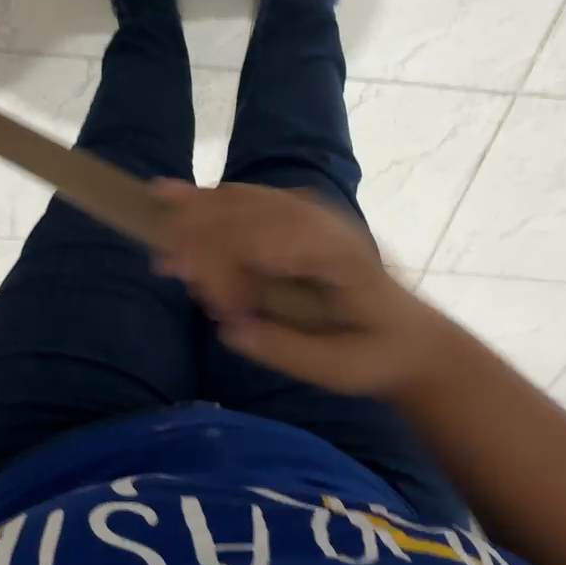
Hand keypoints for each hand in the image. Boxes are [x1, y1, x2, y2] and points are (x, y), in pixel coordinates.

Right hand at [153, 180, 458, 397]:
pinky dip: (210, 200)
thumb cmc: (373, 356)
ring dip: (200, 208)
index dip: (230, 266)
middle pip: (253, 214)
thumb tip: (229, 329)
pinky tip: (175, 195)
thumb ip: (284, 349)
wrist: (409, 337)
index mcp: (340, 258)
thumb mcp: (337, 369)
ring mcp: (312, 214)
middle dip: (204, 233)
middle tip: (162, 261)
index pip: (272, 245)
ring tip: (155, 206)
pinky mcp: (297, 216)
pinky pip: (248, 199)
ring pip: (247, 200)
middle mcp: (325, 225)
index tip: (209, 304)